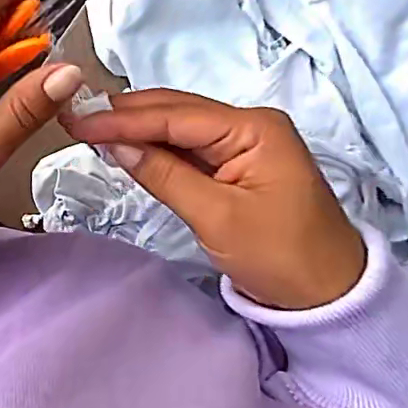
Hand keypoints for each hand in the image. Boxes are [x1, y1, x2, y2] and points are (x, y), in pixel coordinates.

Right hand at [62, 89, 365, 309]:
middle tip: (76, 116)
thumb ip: (164, 175)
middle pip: (177, 112)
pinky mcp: (238, 164)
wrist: (330, 295)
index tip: (78, 120)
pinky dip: (156, 149)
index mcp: (254, 128)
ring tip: (90, 126)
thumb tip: (115, 144)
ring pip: (180, 128)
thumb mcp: (218, 218)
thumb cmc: (281, 257)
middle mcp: (249, 124)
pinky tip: (127, 146)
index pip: (176, 116)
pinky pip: (190, 149)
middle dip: (126, 115)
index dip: (123, 119)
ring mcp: (244, 143)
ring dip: (137, 129)